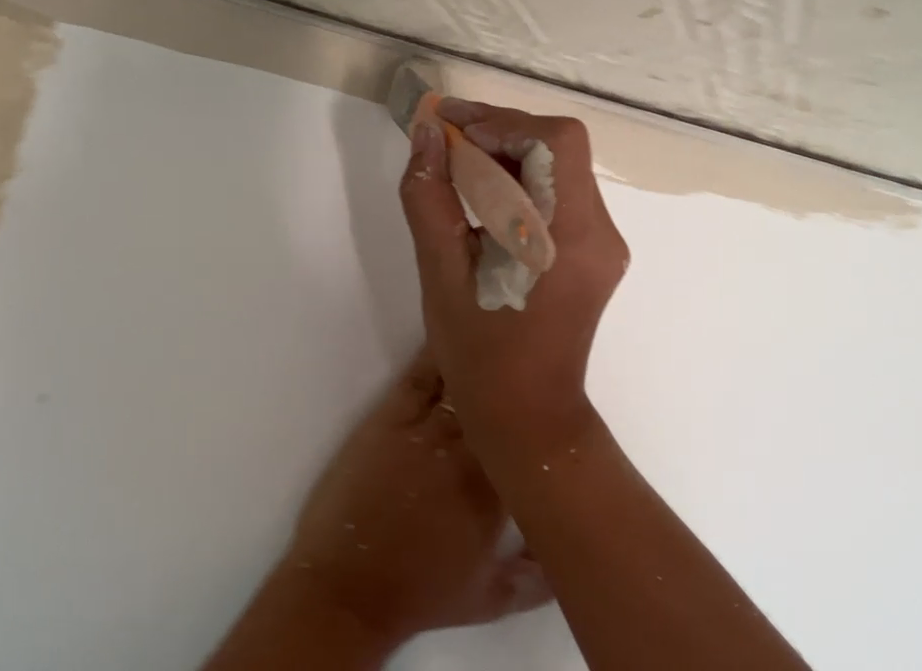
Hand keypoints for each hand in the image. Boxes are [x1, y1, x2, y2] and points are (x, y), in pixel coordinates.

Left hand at [280, 348, 551, 646]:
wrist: (349, 587)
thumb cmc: (421, 594)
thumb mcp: (493, 598)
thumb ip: (542, 576)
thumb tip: (572, 554)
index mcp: (500, 493)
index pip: (532, 438)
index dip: (544, 412)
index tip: (558, 389)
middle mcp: (469, 453)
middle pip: (503, 399)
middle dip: (520, 374)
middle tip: (536, 344)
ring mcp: (427, 429)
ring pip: (467, 378)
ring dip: (486, 354)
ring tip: (503, 323)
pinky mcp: (390, 417)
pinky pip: (422, 374)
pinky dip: (441, 350)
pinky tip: (456, 328)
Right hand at [398, 100, 630, 438]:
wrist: (526, 415)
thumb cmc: (479, 352)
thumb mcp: (440, 272)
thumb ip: (430, 197)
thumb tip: (426, 134)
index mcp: (569, 237)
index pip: (556, 142)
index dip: (502, 122)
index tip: (450, 128)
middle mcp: (600, 232)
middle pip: (559, 150)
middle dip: (499, 134)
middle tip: (445, 142)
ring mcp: (602, 244)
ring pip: (558, 169)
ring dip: (507, 156)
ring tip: (455, 170)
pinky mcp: (594, 254)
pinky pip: (558, 196)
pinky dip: (518, 183)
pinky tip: (481, 201)